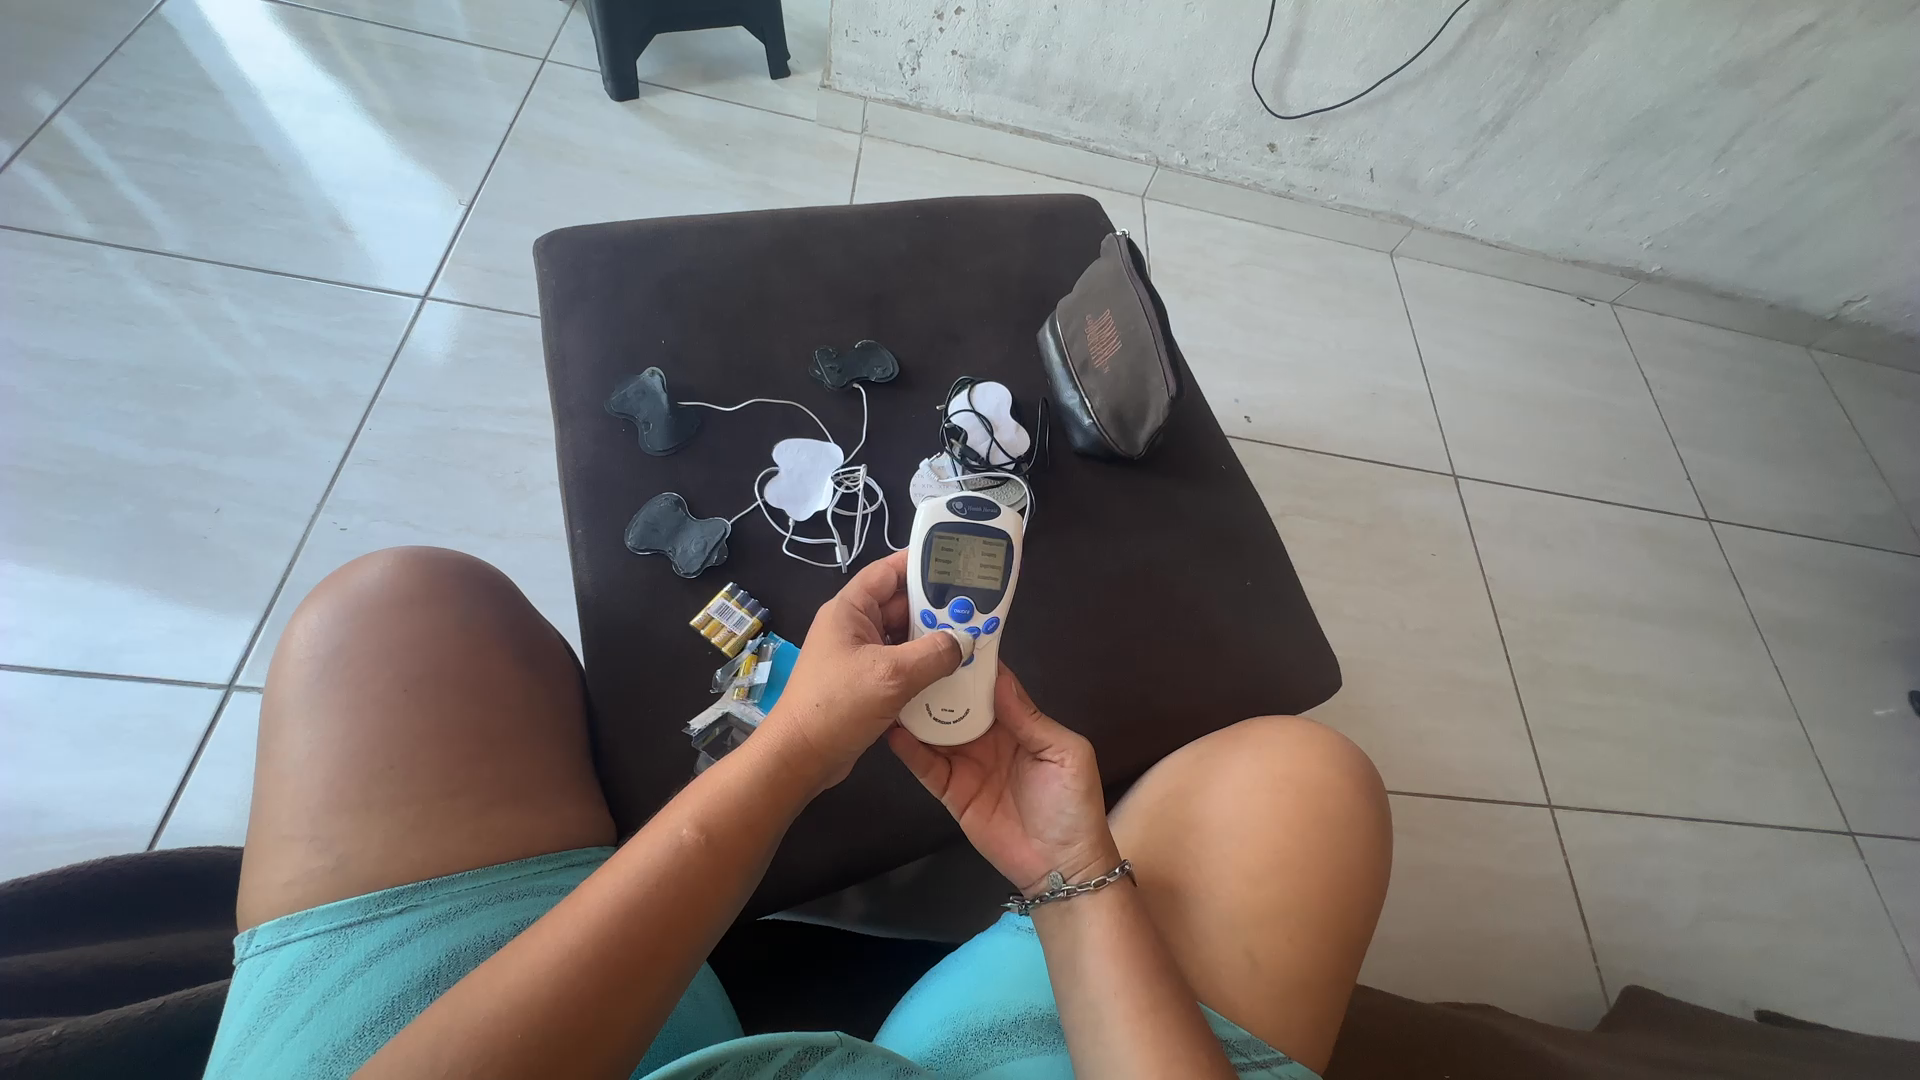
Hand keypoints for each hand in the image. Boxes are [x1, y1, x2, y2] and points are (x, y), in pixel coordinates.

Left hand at [761, 551, 963, 791]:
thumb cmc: (836, 706)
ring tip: (971, 637)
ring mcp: (860, 655)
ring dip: (933, 638)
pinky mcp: (866, 681)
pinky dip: (925, 663)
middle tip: (976, 608)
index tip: (957, 564)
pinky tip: (951, 669)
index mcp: (850, 609)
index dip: (921, 564)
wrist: (801, 758)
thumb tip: (962, 642)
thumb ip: (933, 654)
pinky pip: (902, 661)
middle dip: (936, 606)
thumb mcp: (891, 675)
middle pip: (901, 604)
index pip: (889, 571)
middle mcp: (854, 626)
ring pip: (904, 635)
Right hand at [888, 667, 1117, 895]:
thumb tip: (999, 678)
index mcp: (1019, 722)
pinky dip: (908, 748)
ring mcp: (966, 762)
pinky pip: (925, 766)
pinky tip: (892, 729)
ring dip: (917, 708)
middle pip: (957, 701)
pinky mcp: (950, 790)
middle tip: (910, 654)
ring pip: (936, 728)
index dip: (974, 661)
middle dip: (938, 680)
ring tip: (893, 684)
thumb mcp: (1064, 754)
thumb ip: (1029, 717)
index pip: (992, 684)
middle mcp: (988, 736)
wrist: (1061, 868)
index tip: (951, 634)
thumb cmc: (1074, 805)